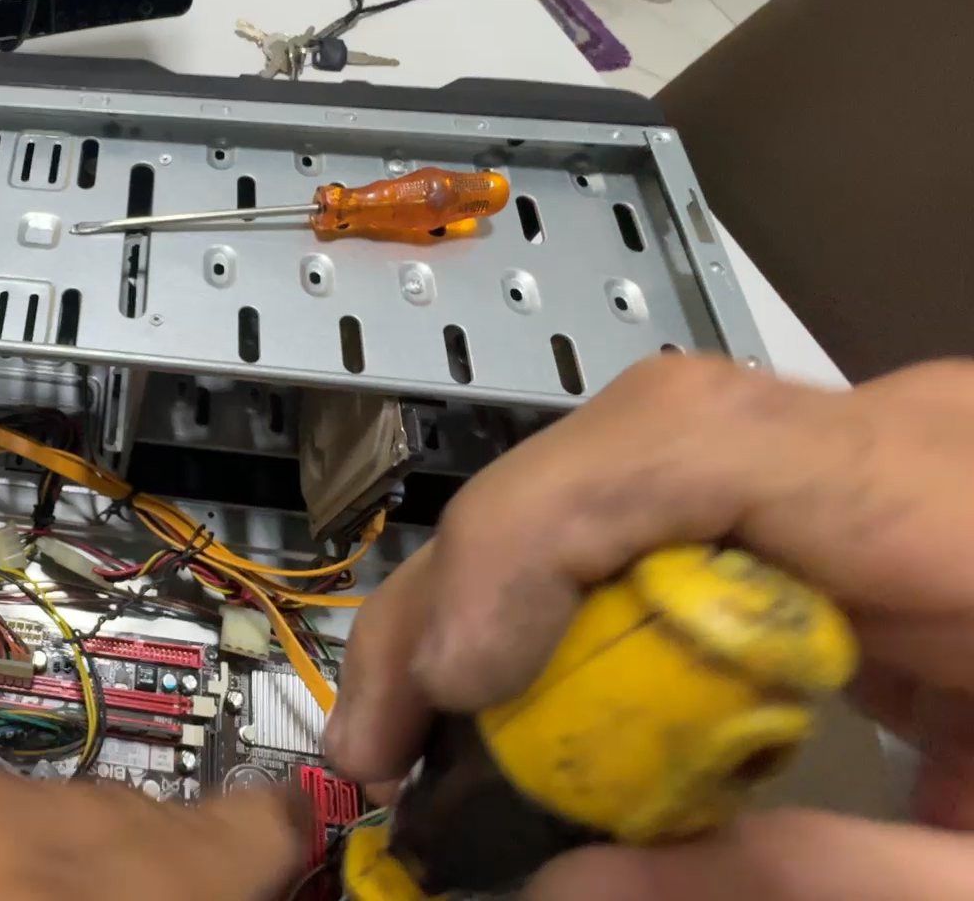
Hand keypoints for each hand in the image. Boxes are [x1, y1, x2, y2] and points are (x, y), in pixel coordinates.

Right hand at [324, 355, 973, 899]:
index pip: (675, 444)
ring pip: (577, 492)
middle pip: (587, 466)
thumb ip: (823, 890)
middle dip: (460, 595)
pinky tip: (505, 683)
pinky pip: (612, 529)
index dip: (529, 542)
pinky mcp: (779, 502)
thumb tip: (568, 888)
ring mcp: (814, 460)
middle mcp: (865, 438)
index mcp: (960, 497)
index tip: (453, 686)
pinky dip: (534, 607)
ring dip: (474, 605)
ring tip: (413, 715)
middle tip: (379, 731)